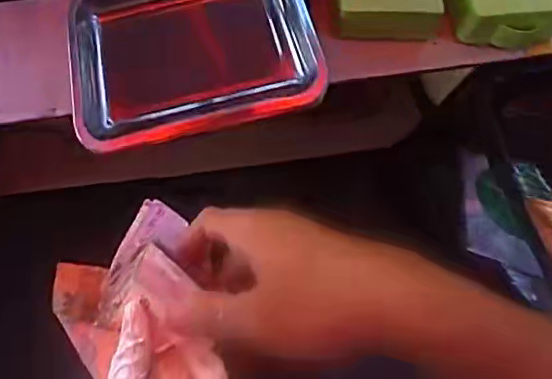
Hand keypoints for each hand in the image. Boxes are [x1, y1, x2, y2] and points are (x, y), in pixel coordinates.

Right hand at [155, 207, 444, 365]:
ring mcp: (299, 235)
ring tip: (231, 332)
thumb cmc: (312, 304)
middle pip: (228, 240)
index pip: (204, 220)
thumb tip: (166, 305)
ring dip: (237, 290)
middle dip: (209, 279)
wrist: (385, 295)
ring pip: (254, 257)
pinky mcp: (320, 253)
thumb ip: (205, 313)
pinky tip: (271, 328)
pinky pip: (278, 266)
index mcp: (250, 226)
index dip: (182, 250)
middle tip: (198, 320)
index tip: (171, 288)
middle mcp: (272, 221)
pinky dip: (264, 291)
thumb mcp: (252, 319)